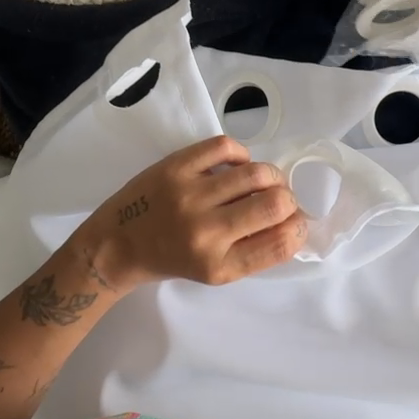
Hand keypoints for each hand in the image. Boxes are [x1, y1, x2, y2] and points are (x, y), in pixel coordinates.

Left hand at [71, 136, 305, 292]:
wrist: (119, 243)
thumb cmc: (172, 258)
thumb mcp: (215, 271)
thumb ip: (253, 249)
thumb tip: (294, 219)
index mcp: (220, 265)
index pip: (280, 243)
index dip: (299, 227)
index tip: (297, 220)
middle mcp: (206, 232)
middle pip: (273, 205)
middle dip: (289, 198)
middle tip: (281, 198)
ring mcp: (190, 195)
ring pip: (254, 173)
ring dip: (270, 174)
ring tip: (265, 179)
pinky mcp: (176, 167)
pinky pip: (225, 147)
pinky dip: (241, 154)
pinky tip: (238, 164)